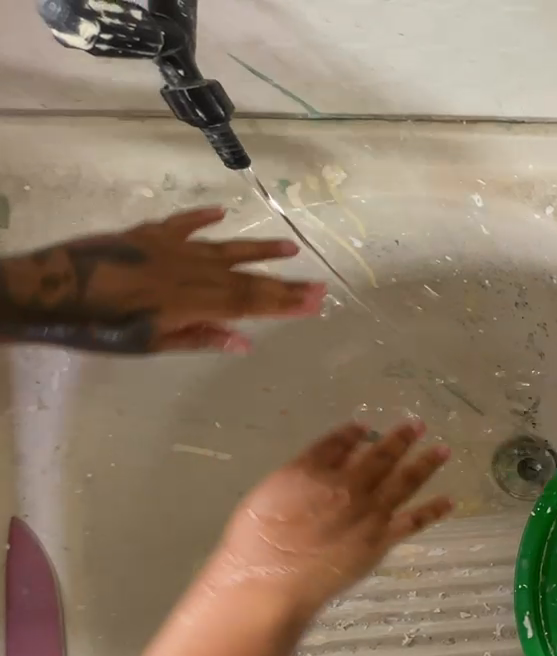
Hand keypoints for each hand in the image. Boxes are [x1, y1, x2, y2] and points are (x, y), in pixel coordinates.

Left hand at [0, 206, 324, 353]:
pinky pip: (177, 224)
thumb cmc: (95, 327)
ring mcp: (166, 251)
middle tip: (320, 285)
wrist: (37, 292)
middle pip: (246, 279)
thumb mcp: (149, 342)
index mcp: (192, 303)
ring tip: (291, 249)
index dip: (286, 304)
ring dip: (259, 251)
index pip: (251, 304)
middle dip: (286, 283)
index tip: (316, 303)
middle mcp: (188, 274)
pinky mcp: (142, 236)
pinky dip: (200, 218)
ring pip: (223, 251)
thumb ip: (198, 338)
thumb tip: (245, 341)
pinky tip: (220, 213)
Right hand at [206, 420, 455, 614]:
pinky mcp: (384, 537)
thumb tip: (335, 456)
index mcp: (310, 473)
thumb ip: (304, 473)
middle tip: (419, 425)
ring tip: (444, 451)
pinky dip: (435, 510)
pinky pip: (416, 520)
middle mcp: (347, 487)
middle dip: (401, 439)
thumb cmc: (257, 540)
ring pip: (406, 481)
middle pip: (380, 457)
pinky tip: (449, 501)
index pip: (336, 444)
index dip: (353, 432)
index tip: (366, 424)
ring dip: (427, 464)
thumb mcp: (271, 494)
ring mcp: (370, 512)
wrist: (271, 579)